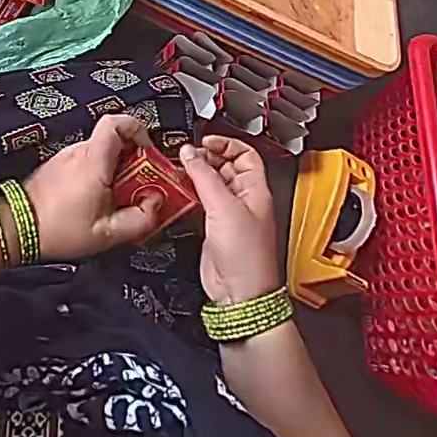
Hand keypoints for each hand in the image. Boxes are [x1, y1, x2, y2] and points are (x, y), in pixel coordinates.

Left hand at [21, 114, 161, 260]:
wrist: (17, 228)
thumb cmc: (58, 230)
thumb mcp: (106, 234)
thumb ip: (139, 220)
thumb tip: (156, 203)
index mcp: (93, 161)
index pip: (116, 122)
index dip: (137, 129)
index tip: (147, 152)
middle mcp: (80, 152)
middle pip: (115, 139)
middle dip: (133, 158)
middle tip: (140, 184)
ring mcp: (68, 156)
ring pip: (103, 151)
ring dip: (117, 168)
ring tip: (118, 196)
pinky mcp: (60, 164)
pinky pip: (88, 160)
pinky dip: (100, 173)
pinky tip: (98, 199)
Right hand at [180, 137, 280, 303]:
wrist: (239, 295)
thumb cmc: (246, 257)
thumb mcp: (223, 207)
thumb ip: (204, 176)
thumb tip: (190, 152)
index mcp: (256, 190)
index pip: (245, 153)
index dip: (226, 143)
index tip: (205, 142)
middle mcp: (244, 199)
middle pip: (227, 166)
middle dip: (208, 156)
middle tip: (188, 155)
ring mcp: (230, 213)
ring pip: (213, 182)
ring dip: (198, 173)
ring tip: (182, 169)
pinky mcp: (215, 227)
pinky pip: (204, 200)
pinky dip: (192, 191)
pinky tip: (181, 189)